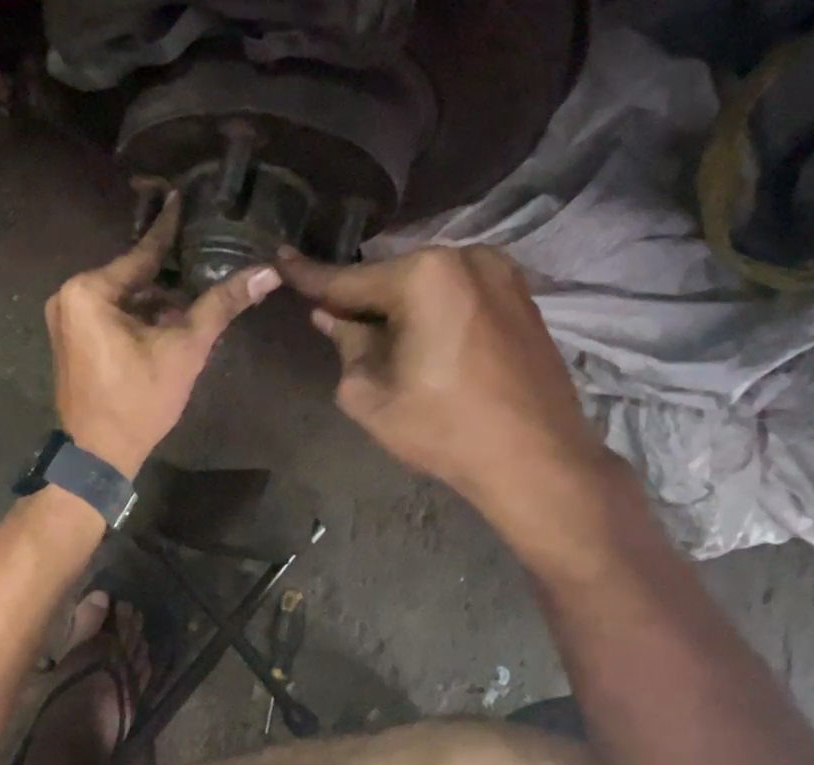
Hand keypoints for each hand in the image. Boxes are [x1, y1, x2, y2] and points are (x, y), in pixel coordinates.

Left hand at [46, 194, 281, 475]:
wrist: (98, 454)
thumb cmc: (137, 400)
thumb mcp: (183, 349)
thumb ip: (220, 305)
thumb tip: (266, 272)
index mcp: (89, 291)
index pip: (143, 254)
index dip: (170, 231)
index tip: (182, 198)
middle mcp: (69, 298)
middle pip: (133, 278)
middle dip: (170, 279)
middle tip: (209, 261)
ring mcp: (65, 320)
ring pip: (123, 299)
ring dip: (157, 303)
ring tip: (197, 299)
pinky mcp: (70, 340)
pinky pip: (109, 317)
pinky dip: (138, 319)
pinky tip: (170, 324)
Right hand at [277, 245, 614, 506]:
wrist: (535, 457)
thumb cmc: (442, 428)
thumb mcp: (369, 394)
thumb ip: (345, 345)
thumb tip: (332, 318)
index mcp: (423, 276)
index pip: (347, 279)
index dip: (307, 275)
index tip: (278, 258)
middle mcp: (465, 258)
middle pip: (389, 277)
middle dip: (358, 299)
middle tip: (328, 319)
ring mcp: (500, 273)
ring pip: (424, 284)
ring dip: (395, 307)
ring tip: (374, 338)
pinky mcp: (520, 295)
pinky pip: (456, 293)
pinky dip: (429, 311)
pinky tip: (417, 341)